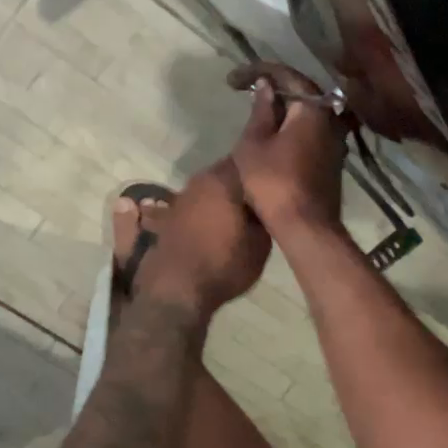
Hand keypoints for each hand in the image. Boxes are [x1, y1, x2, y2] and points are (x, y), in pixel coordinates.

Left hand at [134, 159, 270, 318]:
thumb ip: (265, 214)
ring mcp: (183, 195)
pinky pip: (198, 202)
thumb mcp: (260, 243)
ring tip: (242, 212)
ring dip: (225, 195)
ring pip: (211, 186)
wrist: (176, 288)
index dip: (264, 167)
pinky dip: (209, 208)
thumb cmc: (224, 263)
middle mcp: (201, 179)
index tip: (277, 178)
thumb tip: (265, 203)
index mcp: (224, 179)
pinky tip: (219, 223)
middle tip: (262, 196)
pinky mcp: (171, 213)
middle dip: (244, 181)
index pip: (249, 159)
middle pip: (228, 172)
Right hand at [227, 62, 349, 238]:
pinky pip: (312, 130)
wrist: (306, 227)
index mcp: (312, 109)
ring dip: (283, 107)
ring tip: (257, 111)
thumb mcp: (254, 144)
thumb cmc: (273, 182)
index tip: (232, 81)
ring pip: (308, 112)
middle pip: (301, 92)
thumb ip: (260, 111)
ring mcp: (336, 140)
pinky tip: (274, 134)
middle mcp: (331, 119)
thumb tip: (265, 86)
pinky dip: (292, 125)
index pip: (286, 75)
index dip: (257, 71)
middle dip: (273, 87)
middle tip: (245, 90)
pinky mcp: (333, 159)